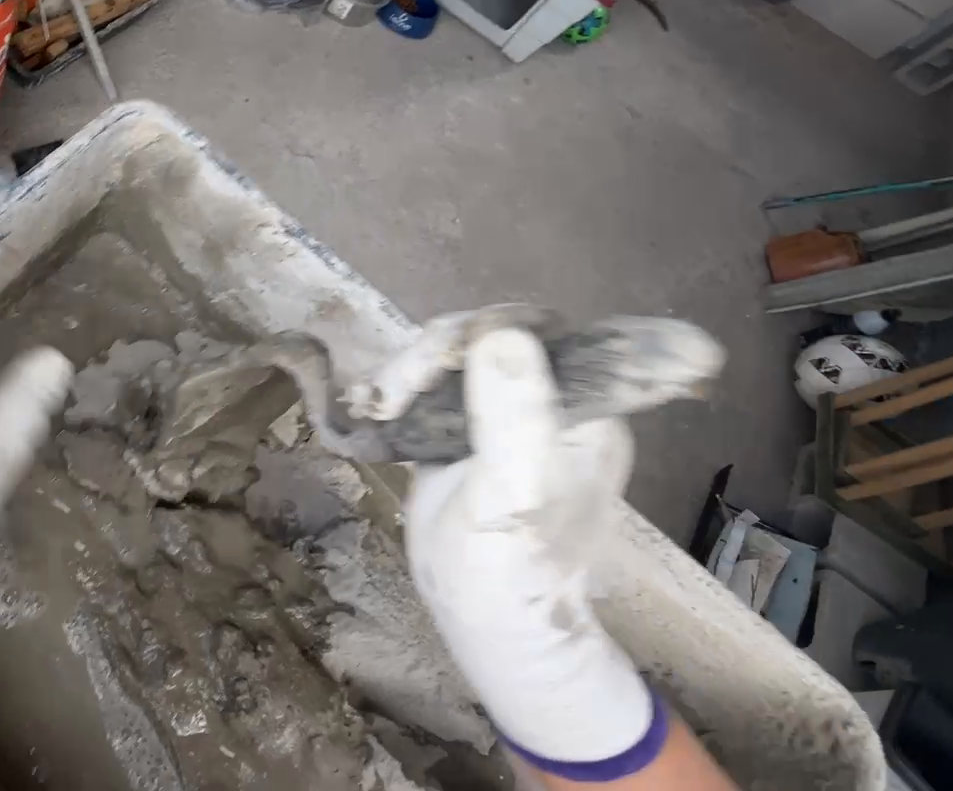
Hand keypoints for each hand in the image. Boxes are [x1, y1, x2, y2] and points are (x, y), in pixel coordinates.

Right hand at [361, 324, 664, 779]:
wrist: (484, 621)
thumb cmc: (510, 567)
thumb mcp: (515, 489)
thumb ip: (515, 412)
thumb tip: (499, 332)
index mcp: (582, 408)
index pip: (535, 333)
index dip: (480, 332)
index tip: (432, 361)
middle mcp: (546, 401)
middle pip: (481, 338)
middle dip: (428, 357)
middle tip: (386, 397)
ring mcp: (500, 413)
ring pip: (448, 357)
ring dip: (403, 372)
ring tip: (374, 407)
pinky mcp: (459, 428)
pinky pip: (426, 385)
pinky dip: (393, 389)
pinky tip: (369, 407)